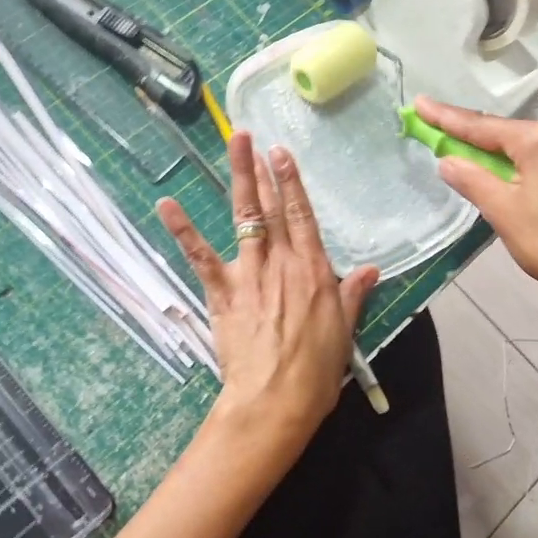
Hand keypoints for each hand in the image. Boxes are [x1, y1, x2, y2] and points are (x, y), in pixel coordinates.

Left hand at [157, 131, 379, 465]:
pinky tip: (166, 204)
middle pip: (273, 208)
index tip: (282, 153)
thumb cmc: (316, 372)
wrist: (277, 399)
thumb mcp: (345, 333)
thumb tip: (371, 270)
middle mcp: (282, 263)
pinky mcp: (223, 292)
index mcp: (314, 272)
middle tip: (250, 137)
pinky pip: (201, 256)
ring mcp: (250, 274)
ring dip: (238, 179)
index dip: (293, 183)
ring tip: (231, 145)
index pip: (303, 217)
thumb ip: (353, 296)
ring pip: (244, 218)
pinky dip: (183, 229)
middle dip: (262, 170)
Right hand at [412, 97, 537, 327]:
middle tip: (470, 159)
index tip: (421, 104)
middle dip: (494, 147)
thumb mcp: (503, 213)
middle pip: (521, 137)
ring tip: (526, 194)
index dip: (447, 117)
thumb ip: (473, 180)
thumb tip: (449, 160)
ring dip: (533, 162)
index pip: (482, 126)